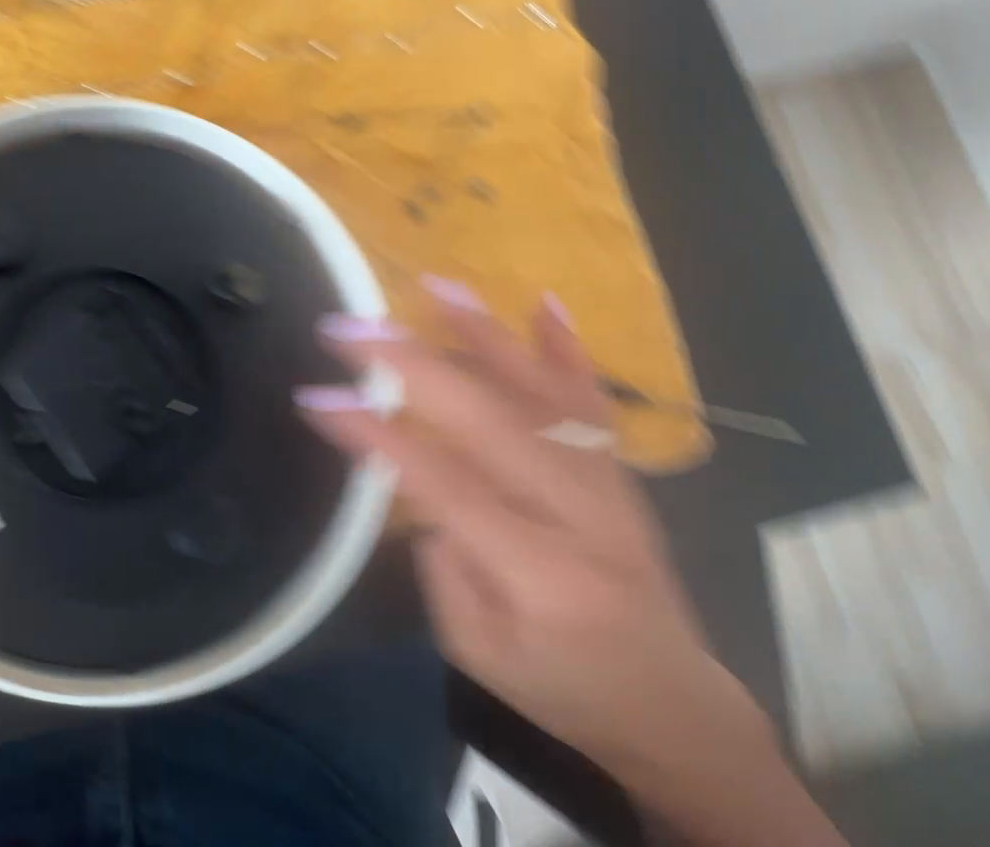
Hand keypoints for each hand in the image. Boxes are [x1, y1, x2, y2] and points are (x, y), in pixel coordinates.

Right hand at [297, 279, 844, 844]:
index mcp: (537, 569)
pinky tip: (543, 303)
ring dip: (483, 334)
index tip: (318, 397)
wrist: (671, 704)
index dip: (378, 436)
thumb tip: (420, 487)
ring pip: (542, 394)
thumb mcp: (478, 649)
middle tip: (351, 327)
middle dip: (413, 365)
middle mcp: (579, 513)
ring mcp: (608, 485)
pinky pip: (592, 400)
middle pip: (492, 421)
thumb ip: (445, 565)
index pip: (444, 484)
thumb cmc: (559, 686)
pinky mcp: (619, 472)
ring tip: (434, 286)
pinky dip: (565, 348)